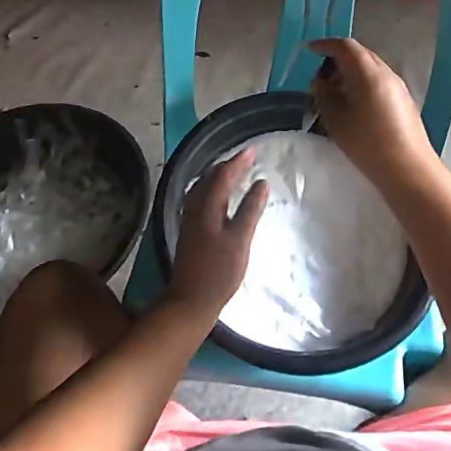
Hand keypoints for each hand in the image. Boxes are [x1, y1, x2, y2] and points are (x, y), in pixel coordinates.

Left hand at [166, 148, 268, 314]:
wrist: (191, 300)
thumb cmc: (219, 272)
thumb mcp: (240, 240)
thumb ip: (250, 210)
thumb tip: (261, 184)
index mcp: (207, 207)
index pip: (222, 175)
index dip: (238, 161)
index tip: (252, 150)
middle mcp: (194, 208)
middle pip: (209, 178)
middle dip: (227, 166)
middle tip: (245, 159)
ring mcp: (189, 219)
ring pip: (202, 188)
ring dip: (217, 177)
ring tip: (233, 173)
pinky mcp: (189, 230)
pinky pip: (200, 198)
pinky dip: (212, 190)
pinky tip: (218, 198)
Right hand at [308, 38, 438, 186]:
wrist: (408, 169)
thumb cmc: (368, 143)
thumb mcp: (336, 120)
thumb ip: (324, 95)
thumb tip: (319, 82)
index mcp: (368, 73)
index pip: (345, 46)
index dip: (325, 45)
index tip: (310, 50)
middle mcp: (386, 73)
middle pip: (360, 54)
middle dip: (337, 59)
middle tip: (320, 78)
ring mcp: (398, 86)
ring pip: (370, 68)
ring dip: (350, 73)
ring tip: (334, 94)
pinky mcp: (404, 100)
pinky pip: (378, 81)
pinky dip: (362, 83)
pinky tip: (353, 105)